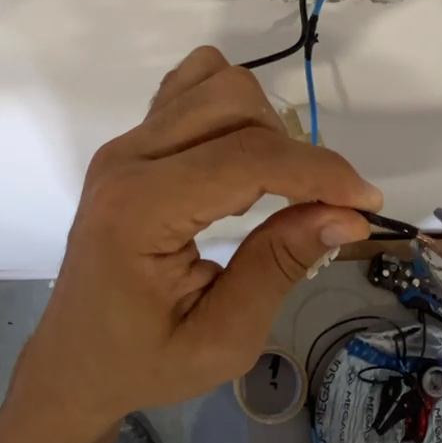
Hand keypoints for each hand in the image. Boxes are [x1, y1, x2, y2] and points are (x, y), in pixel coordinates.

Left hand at [11, 46, 383, 442]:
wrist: (75, 360)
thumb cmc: (143, 361)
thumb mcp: (222, 338)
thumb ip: (279, 266)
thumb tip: (346, 215)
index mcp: (140, 211)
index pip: (246, 159)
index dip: (319, 172)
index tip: (367, 202)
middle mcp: (126, 159)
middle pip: (232, 100)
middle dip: (290, 148)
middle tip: (308, 207)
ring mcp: (124, 144)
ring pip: (214, 81)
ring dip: (262, 124)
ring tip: (266, 187)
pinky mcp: (131, 143)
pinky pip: (189, 88)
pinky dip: (230, 109)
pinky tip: (235, 158)